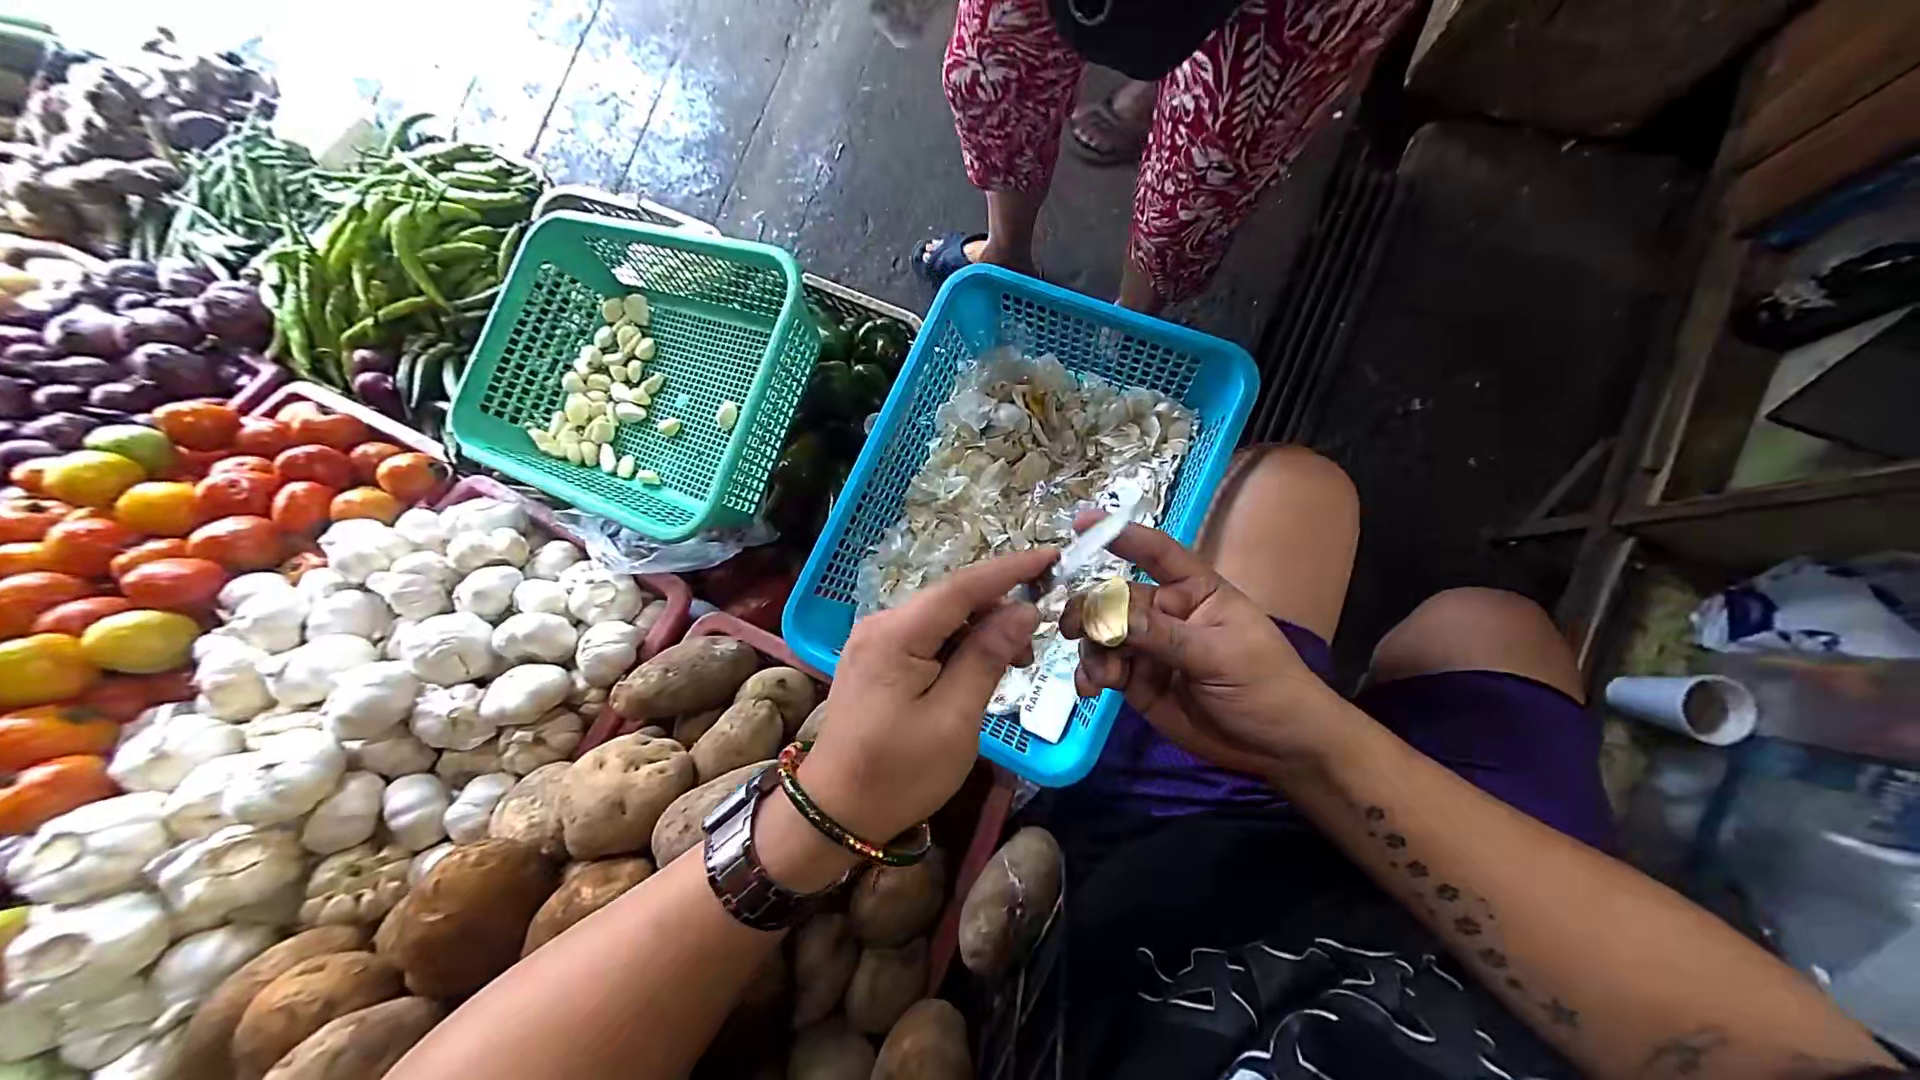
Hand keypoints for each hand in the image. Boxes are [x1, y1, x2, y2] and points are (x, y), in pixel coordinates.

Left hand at [798, 548, 1053, 846]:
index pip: (962, 587)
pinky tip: (981, 668)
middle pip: (952, 600)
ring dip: (982, 631)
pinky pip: (928, 638)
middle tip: (1038, 638)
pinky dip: (960, 646)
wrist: (834, 812)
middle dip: (999, 608)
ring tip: (1016, 662)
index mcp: (896, 634)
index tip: (1052, 555)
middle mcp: (881, 624)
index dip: (1010, 569)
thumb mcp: (954, 719)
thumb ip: (988, 657)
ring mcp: (875, 641)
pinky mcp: (877, 659)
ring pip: (942, 619)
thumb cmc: (898, 774)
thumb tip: (1023, 610)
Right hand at [1063, 517, 1346, 775]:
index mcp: (1195, 591)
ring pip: (1102, 634)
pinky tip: (1090, 689)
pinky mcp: (1137, 680)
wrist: (1275, 747)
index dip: (1123, 535)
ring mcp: (1149, 647)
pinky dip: (1089, 674)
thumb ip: (1162, 636)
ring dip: (1092, 649)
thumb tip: (1108, 617)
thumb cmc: (1264, 686)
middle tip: (1072, 628)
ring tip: (1100, 676)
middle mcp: (1165, 612)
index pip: (1157, 553)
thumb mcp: (1218, 655)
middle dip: (1091, 611)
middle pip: (1115, 598)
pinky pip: (1102, 668)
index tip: (1084, 523)